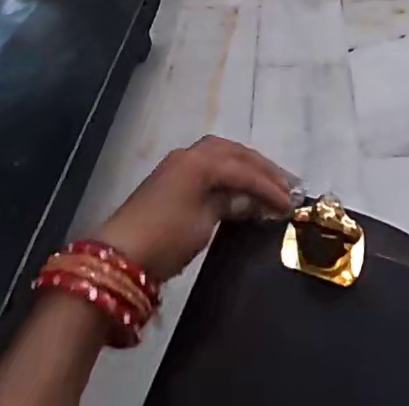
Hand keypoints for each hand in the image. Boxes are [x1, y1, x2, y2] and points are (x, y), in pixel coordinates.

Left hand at [94, 136, 294, 279]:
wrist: (119, 255)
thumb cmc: (166, 238)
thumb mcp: (204, 223)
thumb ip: (230, 205)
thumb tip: (251, 200)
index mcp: (200, 162)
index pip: (243, 169)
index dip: (269, 185)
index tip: (290, 203)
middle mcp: (191, 153)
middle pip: (234, 153)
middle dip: (261, 168)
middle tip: (286, 185)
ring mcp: (179, 162)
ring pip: (221, 153)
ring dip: (246, 166)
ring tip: (268, 181)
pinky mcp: (171, 176)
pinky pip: (209, 163)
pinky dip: (229, 171)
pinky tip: (240, 184)